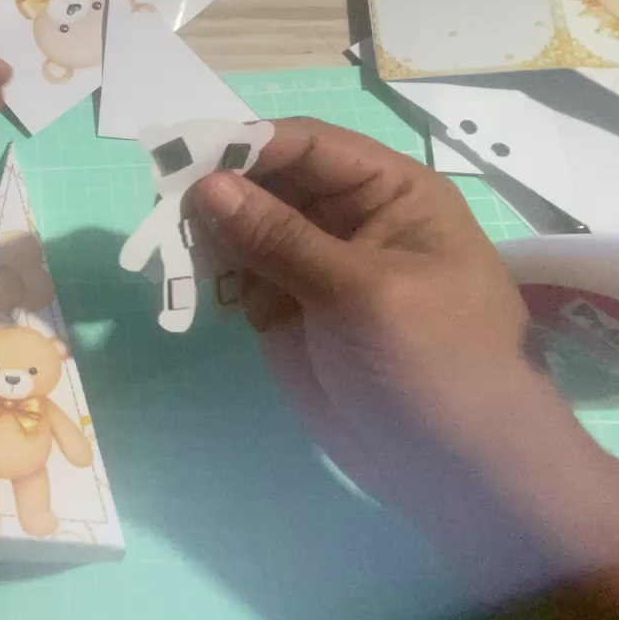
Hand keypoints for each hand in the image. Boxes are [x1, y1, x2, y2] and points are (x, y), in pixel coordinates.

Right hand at [189, 117, 596, 524]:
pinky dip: (204, 266)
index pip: (306, 144)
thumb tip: (204, 184)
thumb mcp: (362, 293)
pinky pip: (230, 265)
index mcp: (389, 193)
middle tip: (163, 204)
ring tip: (169, 244)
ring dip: (202, 228)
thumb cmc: (436, 367)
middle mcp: (345, 215)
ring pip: (239, 219)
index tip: (185, 157)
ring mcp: (309, 259)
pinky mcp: (280, 298)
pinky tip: (185, 277)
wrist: (455, 476)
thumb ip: (279, 237)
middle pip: (264, 177)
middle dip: (215, 186)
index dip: (247, 143)